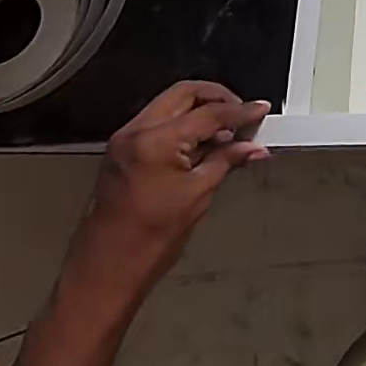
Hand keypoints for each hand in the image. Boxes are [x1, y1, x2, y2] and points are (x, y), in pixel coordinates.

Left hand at [70, 80, 270, 289]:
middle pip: (185, 93)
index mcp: (155, 142)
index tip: (260, 110)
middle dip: (217, 98)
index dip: (240, 111)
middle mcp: (136, 131)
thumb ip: (227, 161)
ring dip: (200, 110)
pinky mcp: (122, 149)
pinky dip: (183, 122)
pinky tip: (202, 141)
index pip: (208, 113)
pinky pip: (158, 120)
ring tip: (226, 131)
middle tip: (242, 114)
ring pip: (170, 103)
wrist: (105, 272)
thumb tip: (252, 147)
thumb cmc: (148, 241)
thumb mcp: (197, 196)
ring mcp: (125, 138)